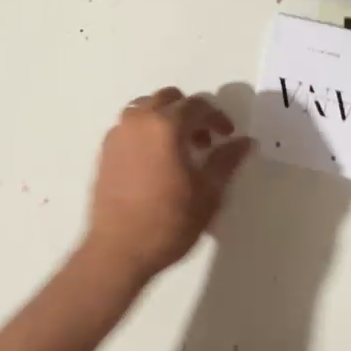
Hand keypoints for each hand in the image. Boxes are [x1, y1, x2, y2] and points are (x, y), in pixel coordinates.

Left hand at [84, 88, 252, 281]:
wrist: (118, 251)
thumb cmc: (169, 222)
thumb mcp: (209, 192)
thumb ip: (227, 160)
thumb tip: (245, 141)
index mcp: (166, 125)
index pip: (198, 105)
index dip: (217, 117)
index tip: (227, 136)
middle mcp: (139, 120)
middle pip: (169, 99)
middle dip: (190, 113)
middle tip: (204, 141)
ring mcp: (118, 133)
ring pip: (145, 108)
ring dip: (165, 118)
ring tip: (177, 148)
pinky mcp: (104, 150)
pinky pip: (129, 126)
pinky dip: (146, 131)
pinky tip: (154, 161)